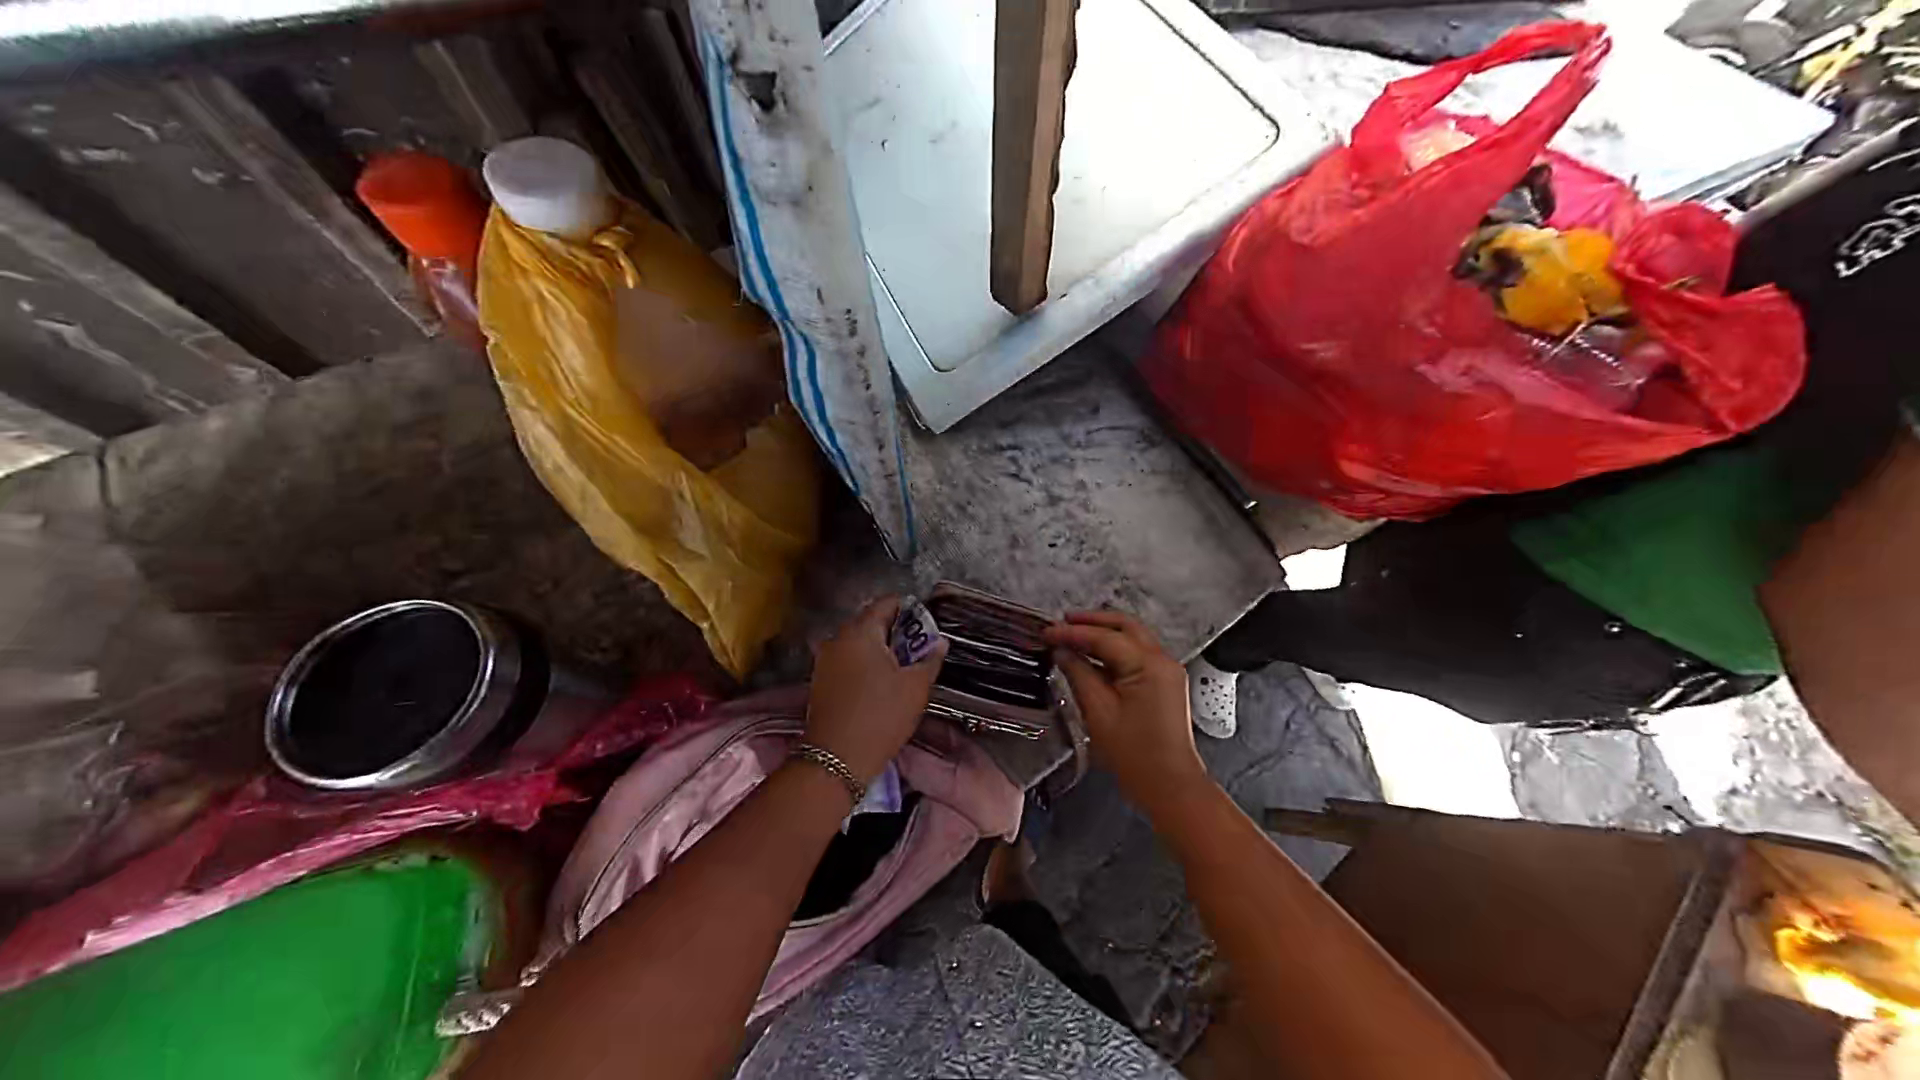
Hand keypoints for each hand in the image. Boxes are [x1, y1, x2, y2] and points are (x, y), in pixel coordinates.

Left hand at [805, 597, 947, 780]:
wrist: (836, 759)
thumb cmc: (881, 716)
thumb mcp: (915, 687)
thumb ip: (929, 659)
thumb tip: (939, 641)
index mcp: (860, 631)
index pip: (886, 604)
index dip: (909, 610)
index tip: (925, 625)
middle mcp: (837, 638)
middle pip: (869, 622)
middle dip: (895, 631)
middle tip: (918, 649)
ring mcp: (825, 660)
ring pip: (857, 643)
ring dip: (879, 649)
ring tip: (902, 668)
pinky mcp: (820, 681)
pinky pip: (847, 661)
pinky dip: (864, 664)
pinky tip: (880, 683)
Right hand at [1045, 611, 1208, 814]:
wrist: (1170, 785)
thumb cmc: (1134, 753)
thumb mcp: (1099, 711)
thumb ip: (1079, 674)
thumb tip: (1062, 652)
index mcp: (1149, 665)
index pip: (1105, 638)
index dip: (1073, 633)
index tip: (1047, 632)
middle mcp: (1163, 660)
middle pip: (1125, 626)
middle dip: (1093, 621)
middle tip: (1062, 621)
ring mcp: (1167, 671)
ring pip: (1133, 637)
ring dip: (1104, 633)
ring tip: (1073, 634)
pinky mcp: (1165, 683)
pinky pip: (1138, 654)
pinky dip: (1114, 649)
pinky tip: (1092, 655)